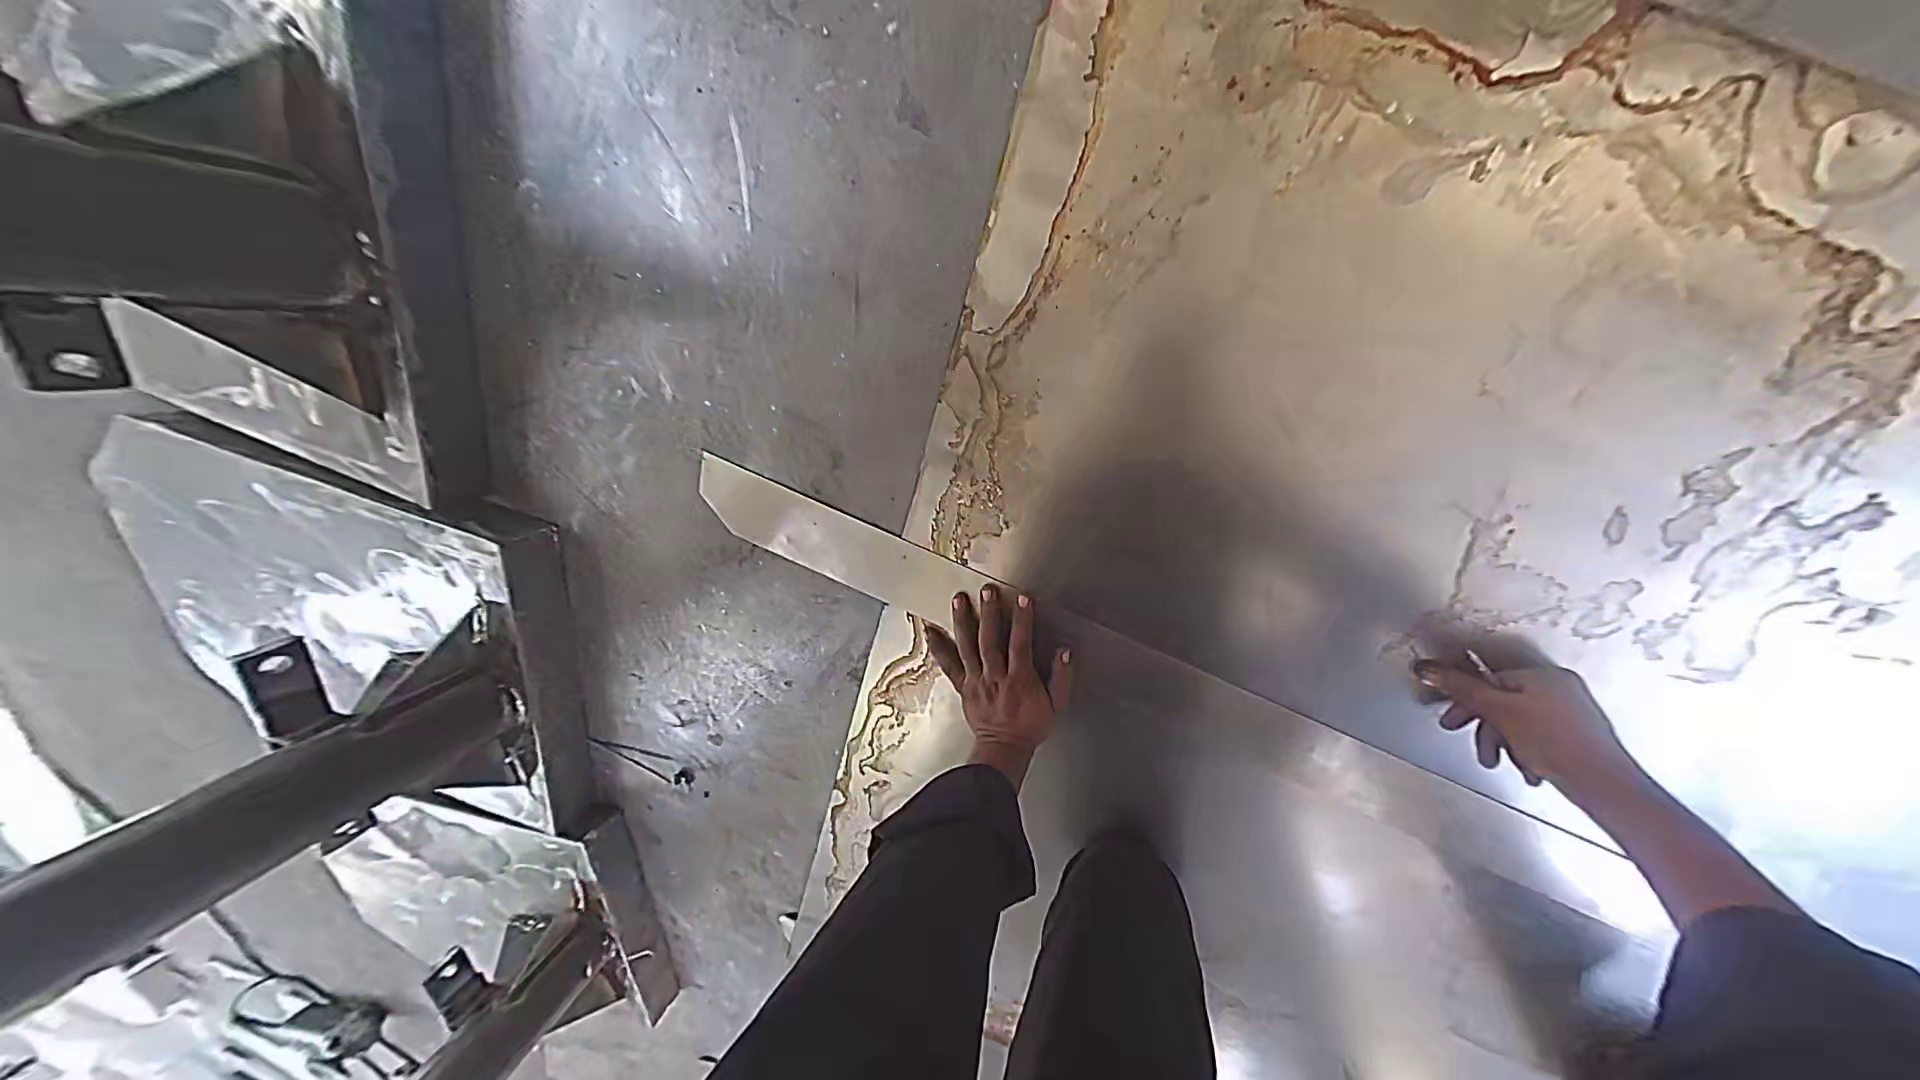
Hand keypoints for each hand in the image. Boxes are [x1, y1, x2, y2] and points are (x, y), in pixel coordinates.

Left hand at [926, 585, 1072, 788]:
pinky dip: (938, 648)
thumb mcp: (1055, 705)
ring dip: (963, 621)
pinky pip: (949, 665)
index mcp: (1019, 680)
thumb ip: (1061, 677)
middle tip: (987, 591)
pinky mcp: (964, 686)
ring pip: (967, 647)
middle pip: (990, 641)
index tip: (1023, 600)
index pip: (1020, 645)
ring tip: (959, 599)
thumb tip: (1065, 651)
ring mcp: (976, 681)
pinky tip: (931, 632)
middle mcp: (995, 677)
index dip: (1022, 621)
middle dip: (989, 614)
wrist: (1004, 749)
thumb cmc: (1030, 726)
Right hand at [1416, 662, 1639, 796]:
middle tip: (1473, 740)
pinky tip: (1524, 765)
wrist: (1602, 785)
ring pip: (1517, 721)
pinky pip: (1535, 735)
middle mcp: (1561, 690)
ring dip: (1502, 742)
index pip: (1488, 680)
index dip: (1466, 701)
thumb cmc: (1559, 746)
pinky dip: (1523, 750)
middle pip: (1502, 702)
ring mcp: (1571, 714)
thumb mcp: (1497, 712)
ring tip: (1500, 760)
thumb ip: (1461, 689)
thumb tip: (1430, 670)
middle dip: (1485, 727)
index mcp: (1545, 677)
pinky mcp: (1575, 736)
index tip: (1453, 717)